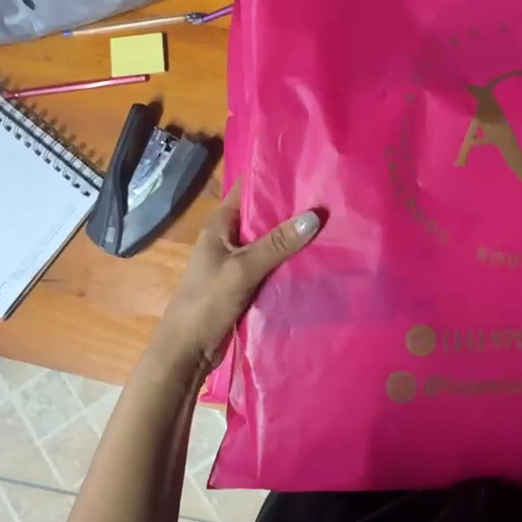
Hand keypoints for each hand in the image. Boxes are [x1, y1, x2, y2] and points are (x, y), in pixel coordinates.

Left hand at [150, 185, 320, 379]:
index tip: (308, 169)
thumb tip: (315, 216)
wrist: (187, 351)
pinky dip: (291, 261)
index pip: (248, 188)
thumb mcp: (242, 269)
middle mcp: (230, 237)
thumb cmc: (206, 303)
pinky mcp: (247, 282)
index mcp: (221, 224)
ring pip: (272, 241)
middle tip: (331, 198)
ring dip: (295, 237)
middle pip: (265, 215)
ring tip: (333, 223)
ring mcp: (239, 261)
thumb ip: (277, 244)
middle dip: (293, 209)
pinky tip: (319, 257)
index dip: (274, 177)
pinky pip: (274, 265)